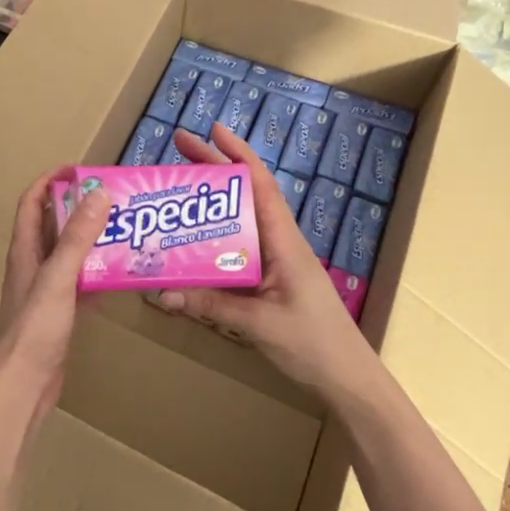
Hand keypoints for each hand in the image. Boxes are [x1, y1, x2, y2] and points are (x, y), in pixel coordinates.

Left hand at [0, 168, 109, 422]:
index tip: (81, 169)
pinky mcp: (60, 313)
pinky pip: (82, 282)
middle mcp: (33, 264)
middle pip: (54, 225)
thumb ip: (77, 238)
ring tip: (126, 230)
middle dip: (80, 208)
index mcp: (25, 250)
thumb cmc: (35, 328)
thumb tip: (98, 194)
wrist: (24, 383)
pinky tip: (122, 274)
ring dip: (93, 240)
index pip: (32, 202)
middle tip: (116, 200)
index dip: (50, 180)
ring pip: (70, 254)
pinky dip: (99, 273)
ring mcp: (46, 290)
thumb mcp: (58, 277)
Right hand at [153, 123, 373, 394]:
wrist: (348, 381)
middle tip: (177, 150)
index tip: (210, 129)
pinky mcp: (269, 284)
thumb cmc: (313, 345)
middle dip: (213, 169)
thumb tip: (161, 291)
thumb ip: (210, 305)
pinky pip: (235, 252)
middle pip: (244, 196)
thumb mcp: (258, 325)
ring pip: (238, 223)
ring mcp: (275, 264)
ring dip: (209, 206)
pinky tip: (187, 247)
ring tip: (173, 194)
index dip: (236, 154)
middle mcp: (279, 244)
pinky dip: (211, 242)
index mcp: (283, 241)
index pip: (260, 184)